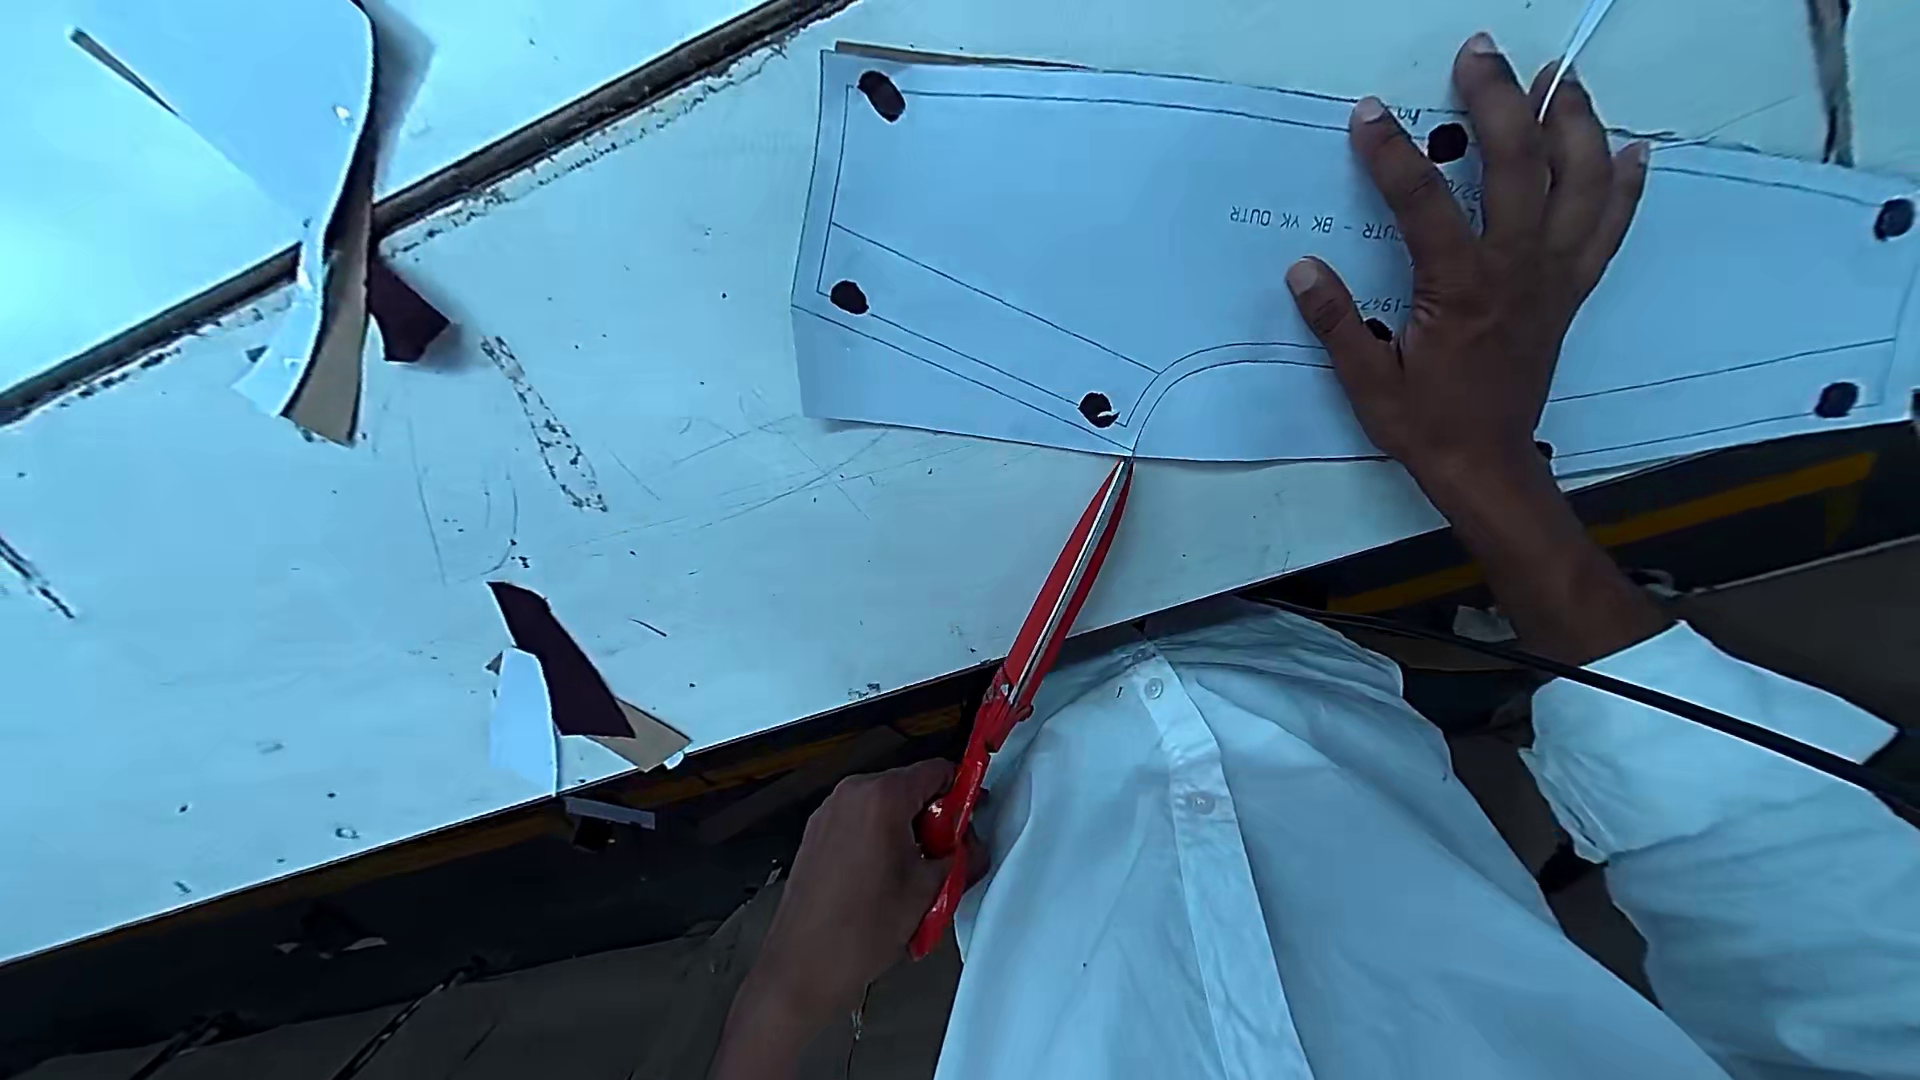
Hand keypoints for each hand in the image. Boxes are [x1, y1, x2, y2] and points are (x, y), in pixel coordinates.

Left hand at [748, 759, 959, 1021]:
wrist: (800, 970)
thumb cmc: (858, 932)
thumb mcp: (927, 890)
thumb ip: (961, 855)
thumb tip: (974, 846)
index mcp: (883, 796)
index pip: (937, 770)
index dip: (962, 791)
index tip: (973, 812)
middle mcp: (853, 792)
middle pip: (910, 786)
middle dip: (935, 815)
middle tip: (948, 851)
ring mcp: (830, 810)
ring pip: (885, 804)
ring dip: (907, 827)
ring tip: (915, 872)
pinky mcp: (817, 830)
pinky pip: (861, 819)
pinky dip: (880, 836)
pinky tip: (885, 876)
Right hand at [1286, 31, 1647, 487]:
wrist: (1483, 460)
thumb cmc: (1419, 422)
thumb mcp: (1363, 379)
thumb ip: (1334, 321)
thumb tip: (1303, 269)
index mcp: (1458, 287)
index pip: (1424, 202)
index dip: (1392, 154)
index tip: (1369, 114)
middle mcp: (1516, 267)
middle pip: (1518, 164)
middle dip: (1497, 101)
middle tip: (1477, 55)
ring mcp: (1553, 276)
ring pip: (1580, 179)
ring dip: (1572, 120)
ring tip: (1556, 78)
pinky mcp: (1569, 293)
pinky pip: (1609, 227)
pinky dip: (1622, 183)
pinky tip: (1628, 149)